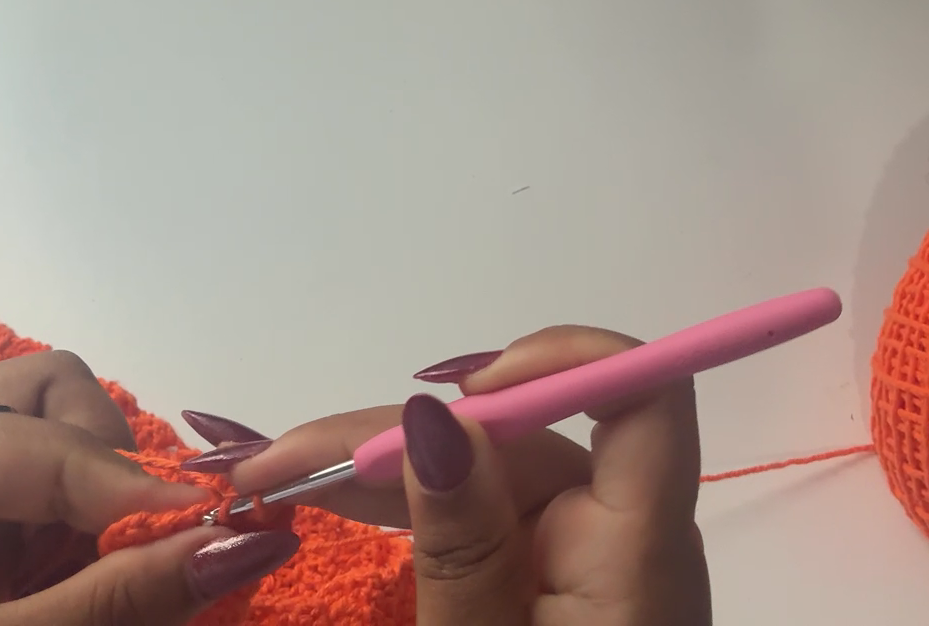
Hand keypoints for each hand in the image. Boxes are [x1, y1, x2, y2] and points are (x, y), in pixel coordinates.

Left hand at [0, 350, 299, 625]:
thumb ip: (125, 596)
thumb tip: (256, 542)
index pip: (49, 440)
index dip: (133, 484)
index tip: (209, 525)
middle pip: (48, 393)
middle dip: (103, 460)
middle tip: (120, 535)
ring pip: (41, 420)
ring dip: (83, 484)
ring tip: (75, 561)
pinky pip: (20, 465)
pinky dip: (56, 509)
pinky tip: (43, 570)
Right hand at [227, 327, 713, 624]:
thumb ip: (465, 555)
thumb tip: (435, 419)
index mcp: (637, 557)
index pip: (646, 400)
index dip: (566, 358)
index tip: (462, 386)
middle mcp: (622, 533)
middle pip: (529, 433)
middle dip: (409, 432)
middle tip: (285, 462)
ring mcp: (585, 551)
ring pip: (493, 466)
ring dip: (392, 464)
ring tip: (282, 478)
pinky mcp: (554, 569)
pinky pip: (488, 508)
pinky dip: (416, 501)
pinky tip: (344, 500)